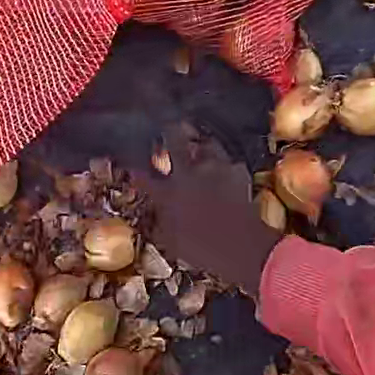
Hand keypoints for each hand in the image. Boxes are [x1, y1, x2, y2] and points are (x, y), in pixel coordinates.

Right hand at [136, 123, 282, 298]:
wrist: (243, 245)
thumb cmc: (203, 250)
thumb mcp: (172, 243)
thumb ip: (160, 225)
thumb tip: (155, 215)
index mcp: (168, 192)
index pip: (143, 176)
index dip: (135, 169)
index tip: (131, 165)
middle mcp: (189, 173)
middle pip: (174, 140)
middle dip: (168, 130)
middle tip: (166, 124)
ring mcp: (215, 169)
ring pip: (206, 144)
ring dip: (201, 144)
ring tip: (200, 146)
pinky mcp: (238, 172)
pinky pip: (229, 163)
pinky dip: (225, 166)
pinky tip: (226, 171)